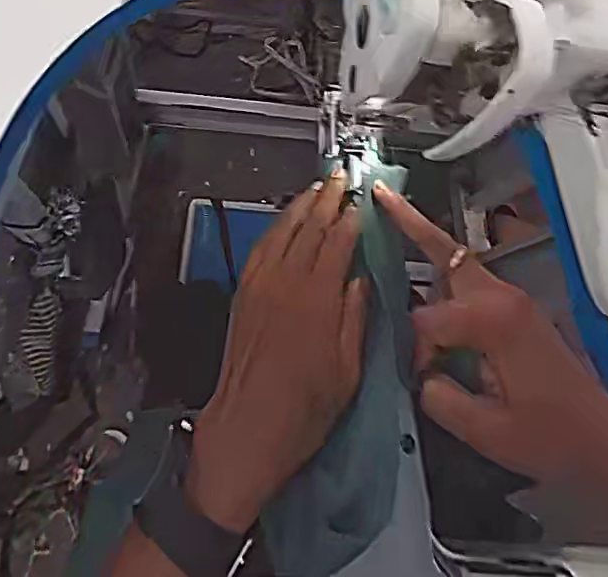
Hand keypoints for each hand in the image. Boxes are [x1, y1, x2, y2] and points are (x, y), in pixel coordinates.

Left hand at [188, 174, 368, 531]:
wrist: (246, 429)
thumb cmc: (304, 408)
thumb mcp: (348, 369)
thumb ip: (356, 317)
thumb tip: (361, 279)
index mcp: (317, 298)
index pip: (338, 242)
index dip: (352, 219)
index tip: (363, 204)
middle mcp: (287, 282)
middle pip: (310, 226)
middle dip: (328, 198)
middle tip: (341, 177)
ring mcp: (262, 284)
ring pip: (284, 229)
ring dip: (302, 204)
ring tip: (317, 186)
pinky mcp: (244, 292)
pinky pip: (262, 247)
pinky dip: (277, 226)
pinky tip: (285, 219)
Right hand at [374, 182, 607, 483]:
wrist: (601, 440)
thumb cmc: (549, 436)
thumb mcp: (487, 430)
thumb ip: (439, 397)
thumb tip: (419, 374)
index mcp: (492, 320)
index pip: (428, 320)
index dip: (414, 350)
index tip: (418, 378)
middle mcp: (501, 297)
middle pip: (446, 250)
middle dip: (410, 221)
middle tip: (381, 193)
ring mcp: (510, 298)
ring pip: (456, 264)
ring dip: (424, 246)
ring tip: (393, 220)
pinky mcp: (514, 309)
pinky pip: (469, 283)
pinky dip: (442, 275)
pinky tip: (424, 281)